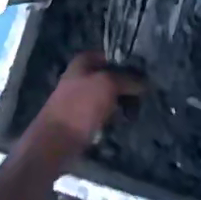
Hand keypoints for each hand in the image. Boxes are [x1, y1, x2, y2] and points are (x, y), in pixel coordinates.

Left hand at [28, 52, 144, 161]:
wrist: (53, 144)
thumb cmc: (79, 107)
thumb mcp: (108, 85)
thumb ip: (128, 79)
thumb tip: (145, 83)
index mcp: (84, 61)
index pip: (114, 56)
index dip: (131, 64)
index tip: (147, 75)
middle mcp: (81, 76)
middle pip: (112, 77)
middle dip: (128, 87)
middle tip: (144, 97)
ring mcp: (80, 98)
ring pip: (109, 96)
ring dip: (122, 104)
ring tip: (136, 113)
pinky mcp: (81, 118)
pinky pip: (103, 113)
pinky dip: (113, 118)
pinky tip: (123, 123)